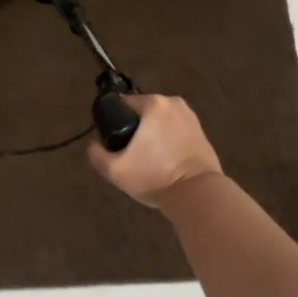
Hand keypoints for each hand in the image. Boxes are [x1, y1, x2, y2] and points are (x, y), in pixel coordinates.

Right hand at [87, 94, 222, 206]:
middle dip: (136, 128)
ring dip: (154, 134)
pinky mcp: (202, 131)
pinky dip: (169, 141)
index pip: (124, 103)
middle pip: (144, 112)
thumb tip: (95, 145)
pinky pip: (177, 131)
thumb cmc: (155, 176)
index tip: (115, 141)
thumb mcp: (115, 170)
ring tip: (149, 159)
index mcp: (153, 103)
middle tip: (131, 153)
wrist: (197, 194)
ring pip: (161, 122)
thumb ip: (97, 154)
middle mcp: (174, 102)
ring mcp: (191, 116)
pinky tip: (166, 161)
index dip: (115, 121)